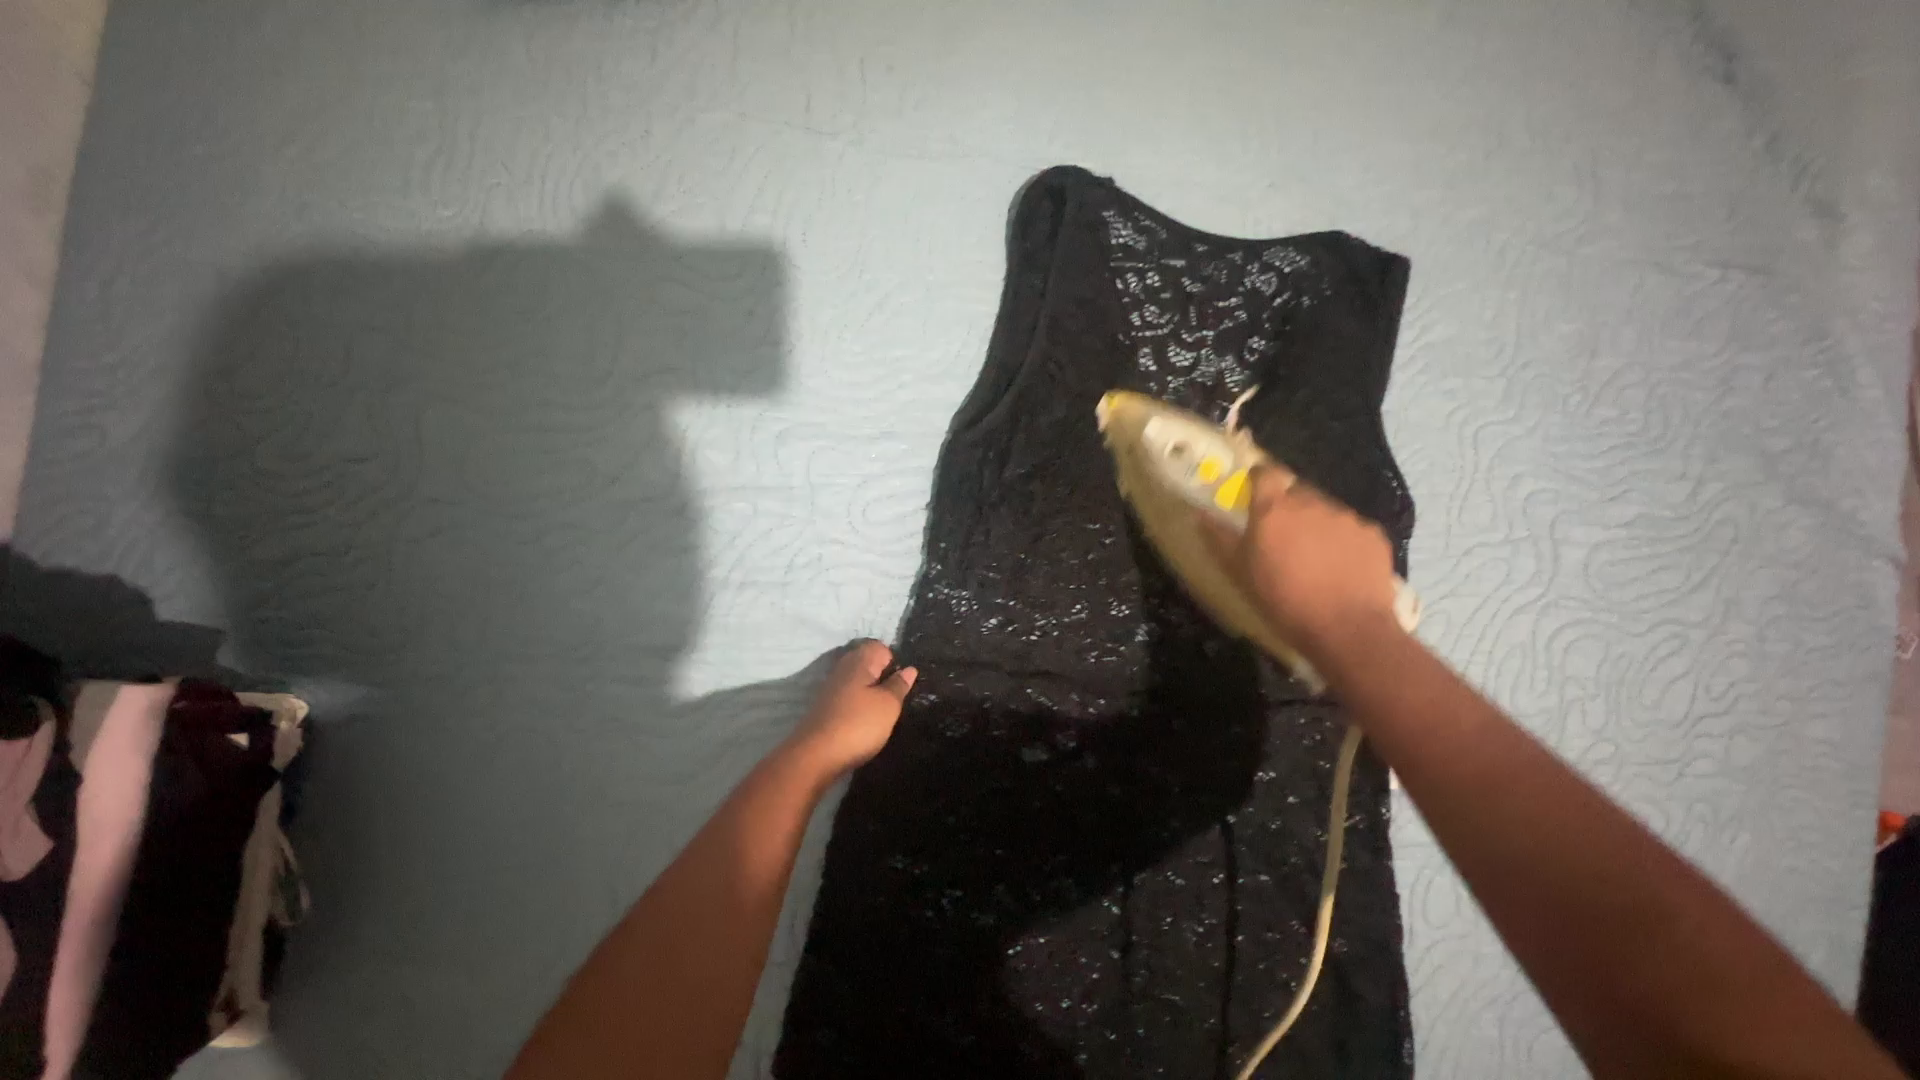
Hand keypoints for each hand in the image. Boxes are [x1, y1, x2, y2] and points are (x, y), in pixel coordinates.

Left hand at [785, 641, 916, 775]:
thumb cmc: (858, 725)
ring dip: (871, 693)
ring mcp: (831, 688)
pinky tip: (865, 721)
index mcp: (859, 661)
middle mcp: (842, 669)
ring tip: (883, 713)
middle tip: (897, 698)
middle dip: (883, 677)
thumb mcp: (888, 705)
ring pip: (857, 681)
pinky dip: (859, 706)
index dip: (895, 662)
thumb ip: (898, 685)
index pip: (880, 647)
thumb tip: (909, 669)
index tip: (903, 683)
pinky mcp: (825, 708)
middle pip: (867, 663)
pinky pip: (848, 697)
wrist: (815, 756)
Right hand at [1202, 467, 1402, 659]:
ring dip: (1317, 524)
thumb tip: (1200, 514)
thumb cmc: (1283, 601)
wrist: (1347, 629)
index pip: (1265, 472)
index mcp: (1274, 509)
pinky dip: (1345, 542)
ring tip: (1316, 558)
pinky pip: (1353, 529)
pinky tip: (1343, 569)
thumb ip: (1220, 539)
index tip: (1255, 493)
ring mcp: (1346, 517)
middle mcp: (1311, 502)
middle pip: (1297, 491)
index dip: (1259, 479)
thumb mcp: (1240, 573)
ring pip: (1326, 510)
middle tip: (1283, 536)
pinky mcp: (1374, 534)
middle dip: (1289, 506)